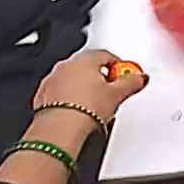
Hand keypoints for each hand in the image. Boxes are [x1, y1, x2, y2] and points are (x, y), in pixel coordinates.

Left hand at [31, 49, 147, 129]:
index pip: (106, 55)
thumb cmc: (84, 109)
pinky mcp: (43, 96)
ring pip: (73, 79)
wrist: (61, 128)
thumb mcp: (117, 95)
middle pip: (89, 66)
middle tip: (113, 91)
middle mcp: (65, 66)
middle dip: (101, 77)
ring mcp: (52, 80)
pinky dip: (71, 98)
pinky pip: (61, 92)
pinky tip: (80, 110)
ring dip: (85, 87)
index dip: (118, 66)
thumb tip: (140, 78)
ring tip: (97, 104)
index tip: (124, 75)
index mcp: (84, 59)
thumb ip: (131, 83)